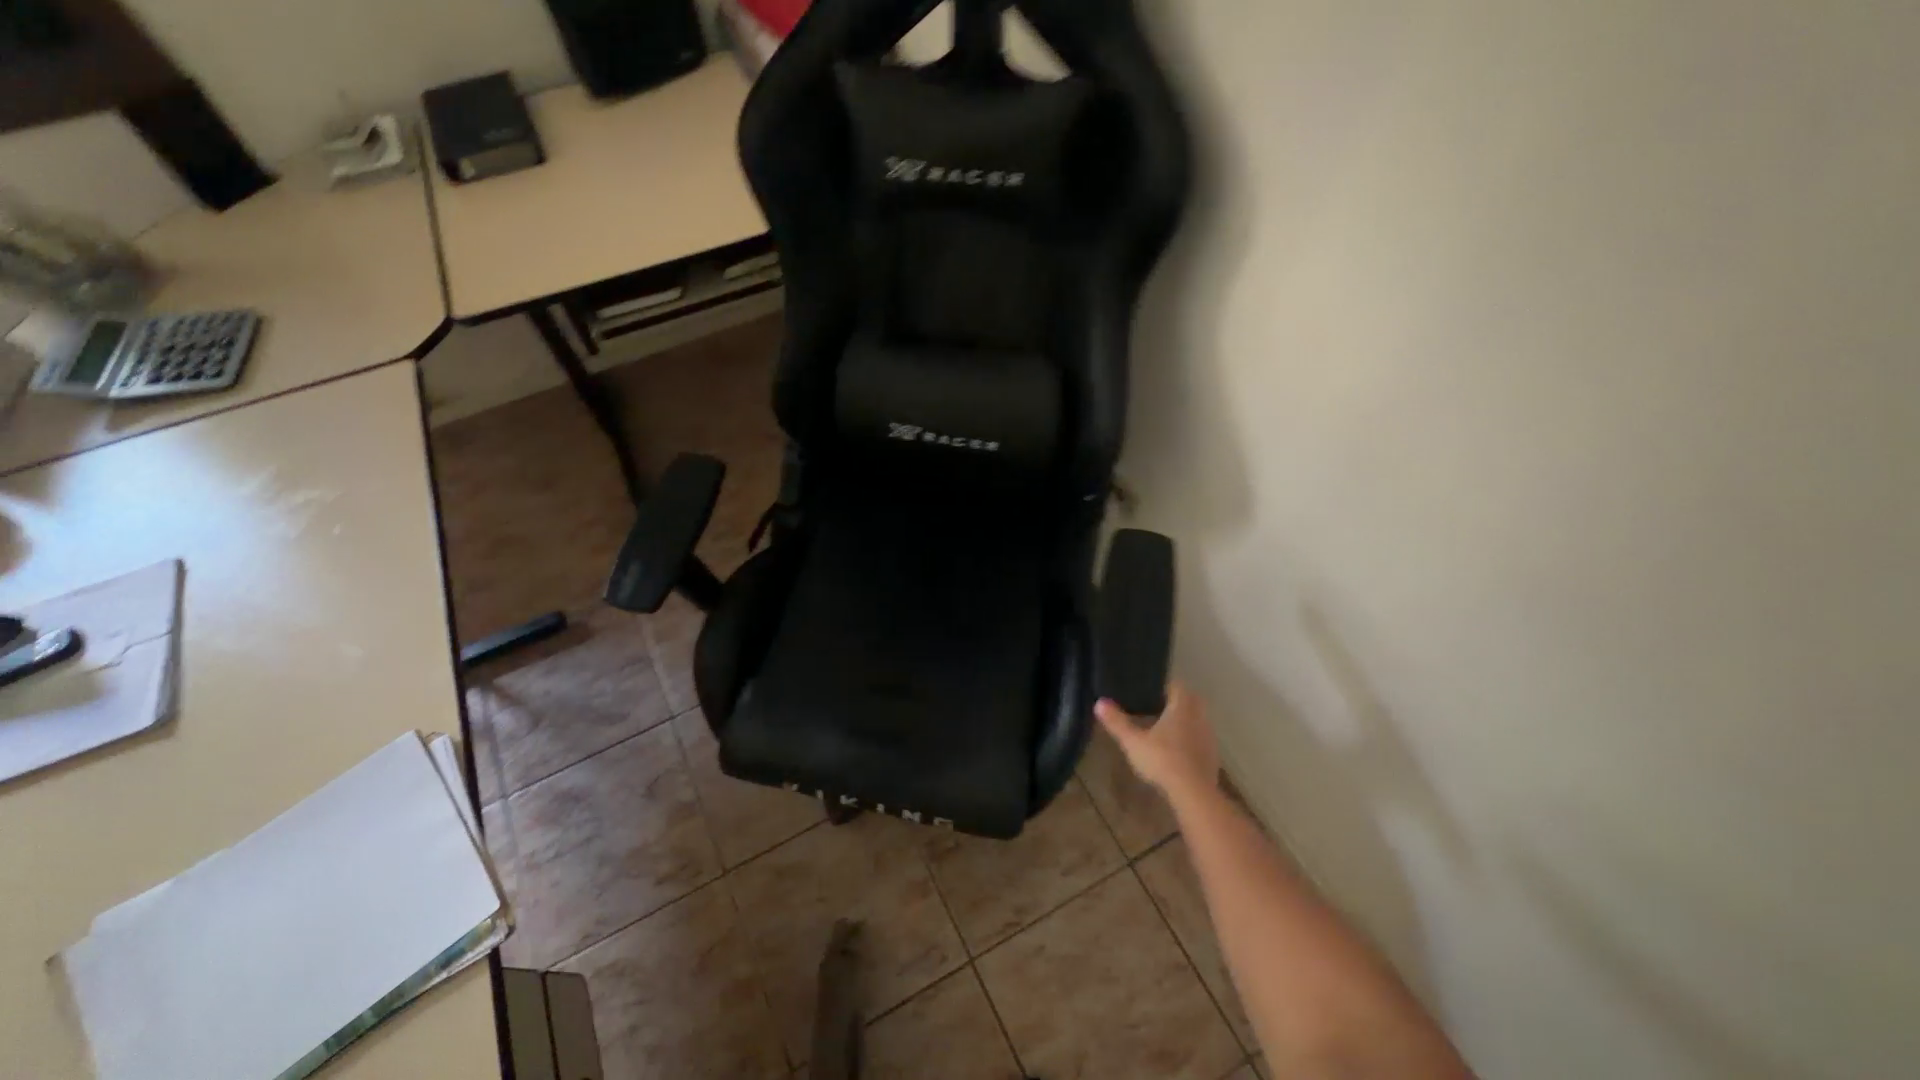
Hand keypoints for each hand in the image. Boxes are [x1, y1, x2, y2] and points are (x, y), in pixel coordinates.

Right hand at [1095, 681, 1219, 806]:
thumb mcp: (1133, 741)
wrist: (1193, 791)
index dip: (1164, 686)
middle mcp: (1199, 716)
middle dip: (1176, 701)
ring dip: (1185, 720)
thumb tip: (1099, 702)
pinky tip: (1177, 750)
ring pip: (1197, 719)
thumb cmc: (1162, 760)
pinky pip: (1200, 738)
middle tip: (1157, 706)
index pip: (1177, 686)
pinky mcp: (1212, 755)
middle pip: (1190, 700)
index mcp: (1182, 707)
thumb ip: (1117, 722)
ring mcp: (1208, 736)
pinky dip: (1190, 738)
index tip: (1150, 689)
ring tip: (1165, 728)